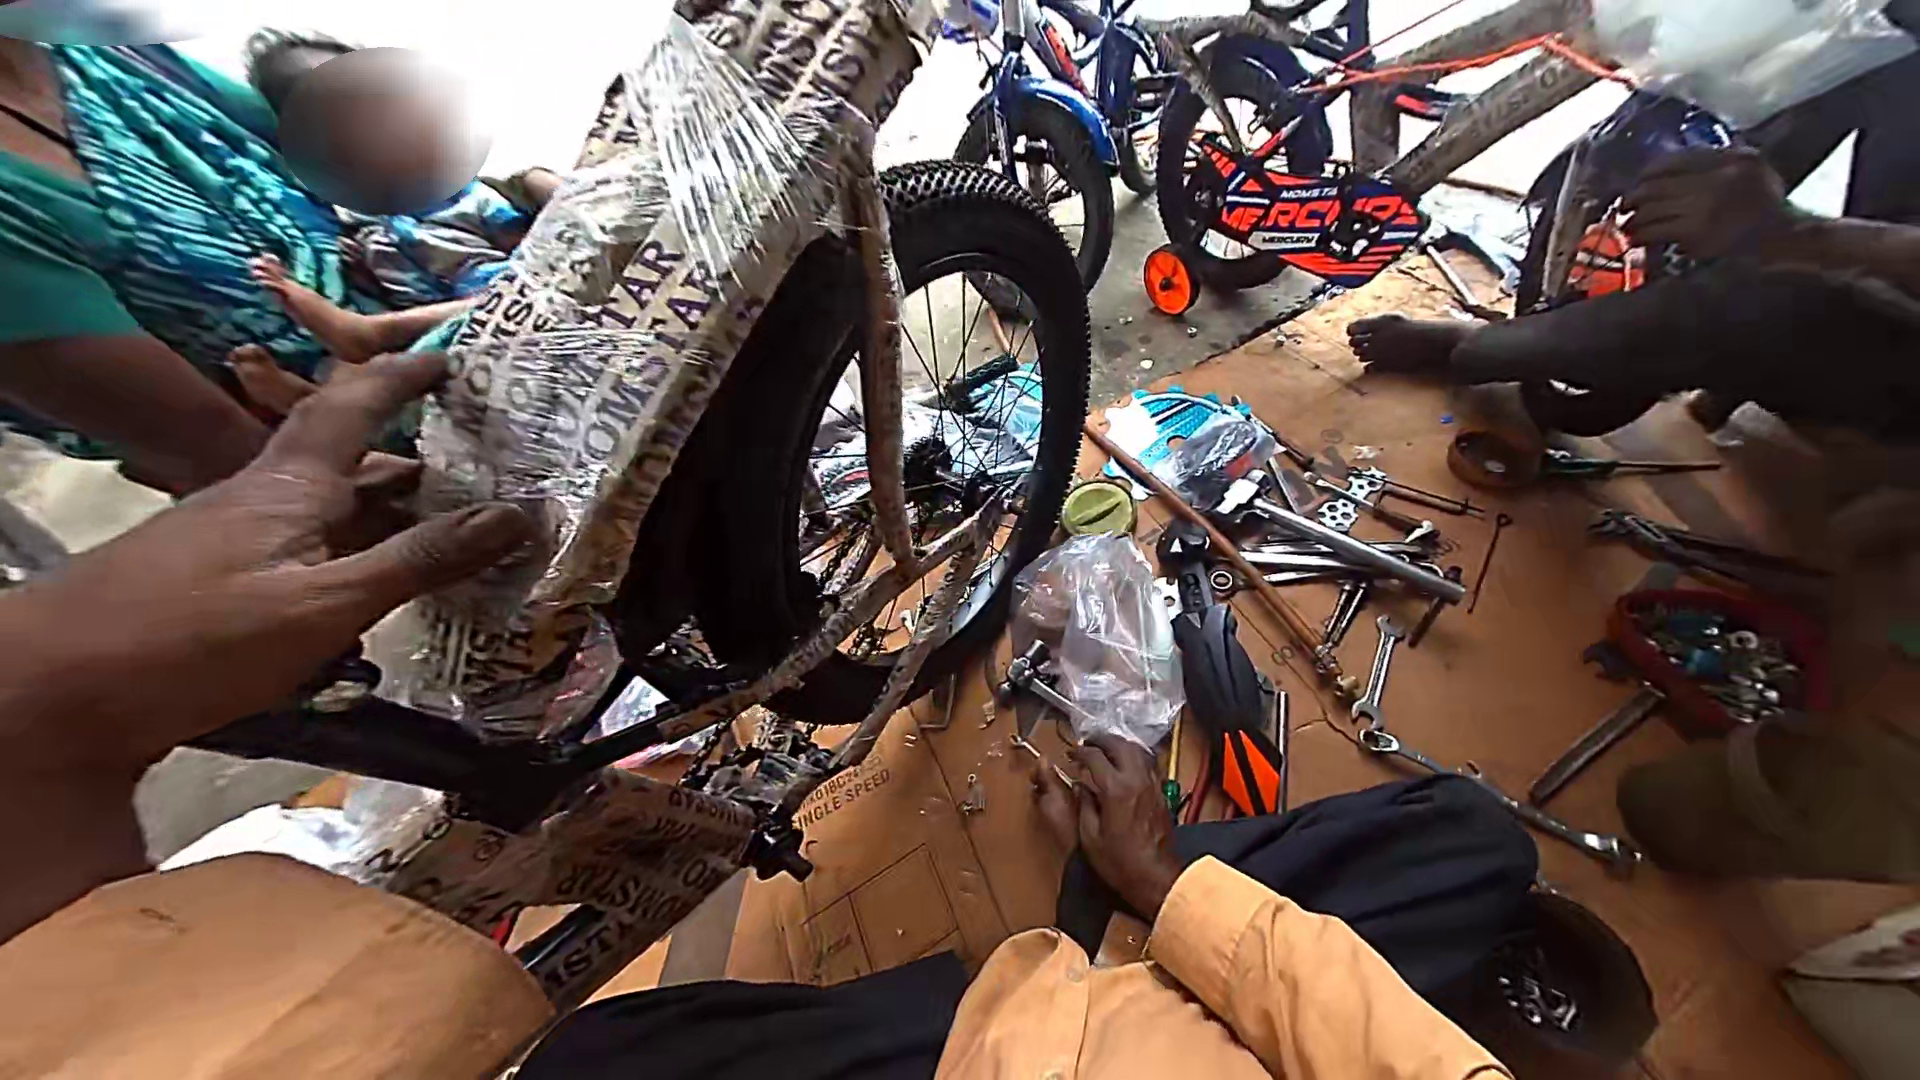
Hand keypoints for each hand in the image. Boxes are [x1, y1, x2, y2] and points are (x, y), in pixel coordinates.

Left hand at [0, 352, 536, 770]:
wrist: (35, 709)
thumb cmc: (186, 639)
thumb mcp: (325, 602)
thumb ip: (422, 557)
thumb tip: (517, 515)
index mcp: (290, 487)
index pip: (349, 408)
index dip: (399, 378)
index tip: (449, 358)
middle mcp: (273, 502)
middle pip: (364, 466)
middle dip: (431, 459)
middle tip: (498, 464)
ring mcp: (254, 542)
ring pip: (351, 511)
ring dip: (412, 511)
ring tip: (477, 524)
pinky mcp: (244, 580)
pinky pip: (334, 547)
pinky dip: (383, 549)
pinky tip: (413, 577)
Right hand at [1035, 734, 1183, 919]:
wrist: (1156, 878)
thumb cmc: (1121, 862)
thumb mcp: (1090, 835)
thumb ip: (1083, 804)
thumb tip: (1080, 787)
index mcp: (1115, 789)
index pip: (1094, 756)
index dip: (1079, 752)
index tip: (1072, 755)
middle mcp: (1136, 780)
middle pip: (1119, 744)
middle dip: (1100, 740)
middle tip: (1087, 746)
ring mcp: (1151, 785)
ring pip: (1136, 749)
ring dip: (1118, 745)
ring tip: (1105, 750)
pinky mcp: (1160, 792)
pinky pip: (1147, 763)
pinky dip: (1133, 756)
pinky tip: (1125, 765)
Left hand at [1623, 146, 1795, 258]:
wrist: (1778, 232)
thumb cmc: (1758, 203)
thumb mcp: (1747, 171)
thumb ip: (1712, 165)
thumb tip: (1663, 169)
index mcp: (1733, 158)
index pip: (1673, 160)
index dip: (1647, 174)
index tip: (1638, 183)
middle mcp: (1720, 177)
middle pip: (1652, 187)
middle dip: (1632, 199)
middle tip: (1625, 208)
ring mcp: (1706, 203)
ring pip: (1647, 210)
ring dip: (1632, 221)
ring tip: (1630, 227)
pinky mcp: (1694, 228)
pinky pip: (1651, 231)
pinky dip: (1639, 236)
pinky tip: (1639, 239)